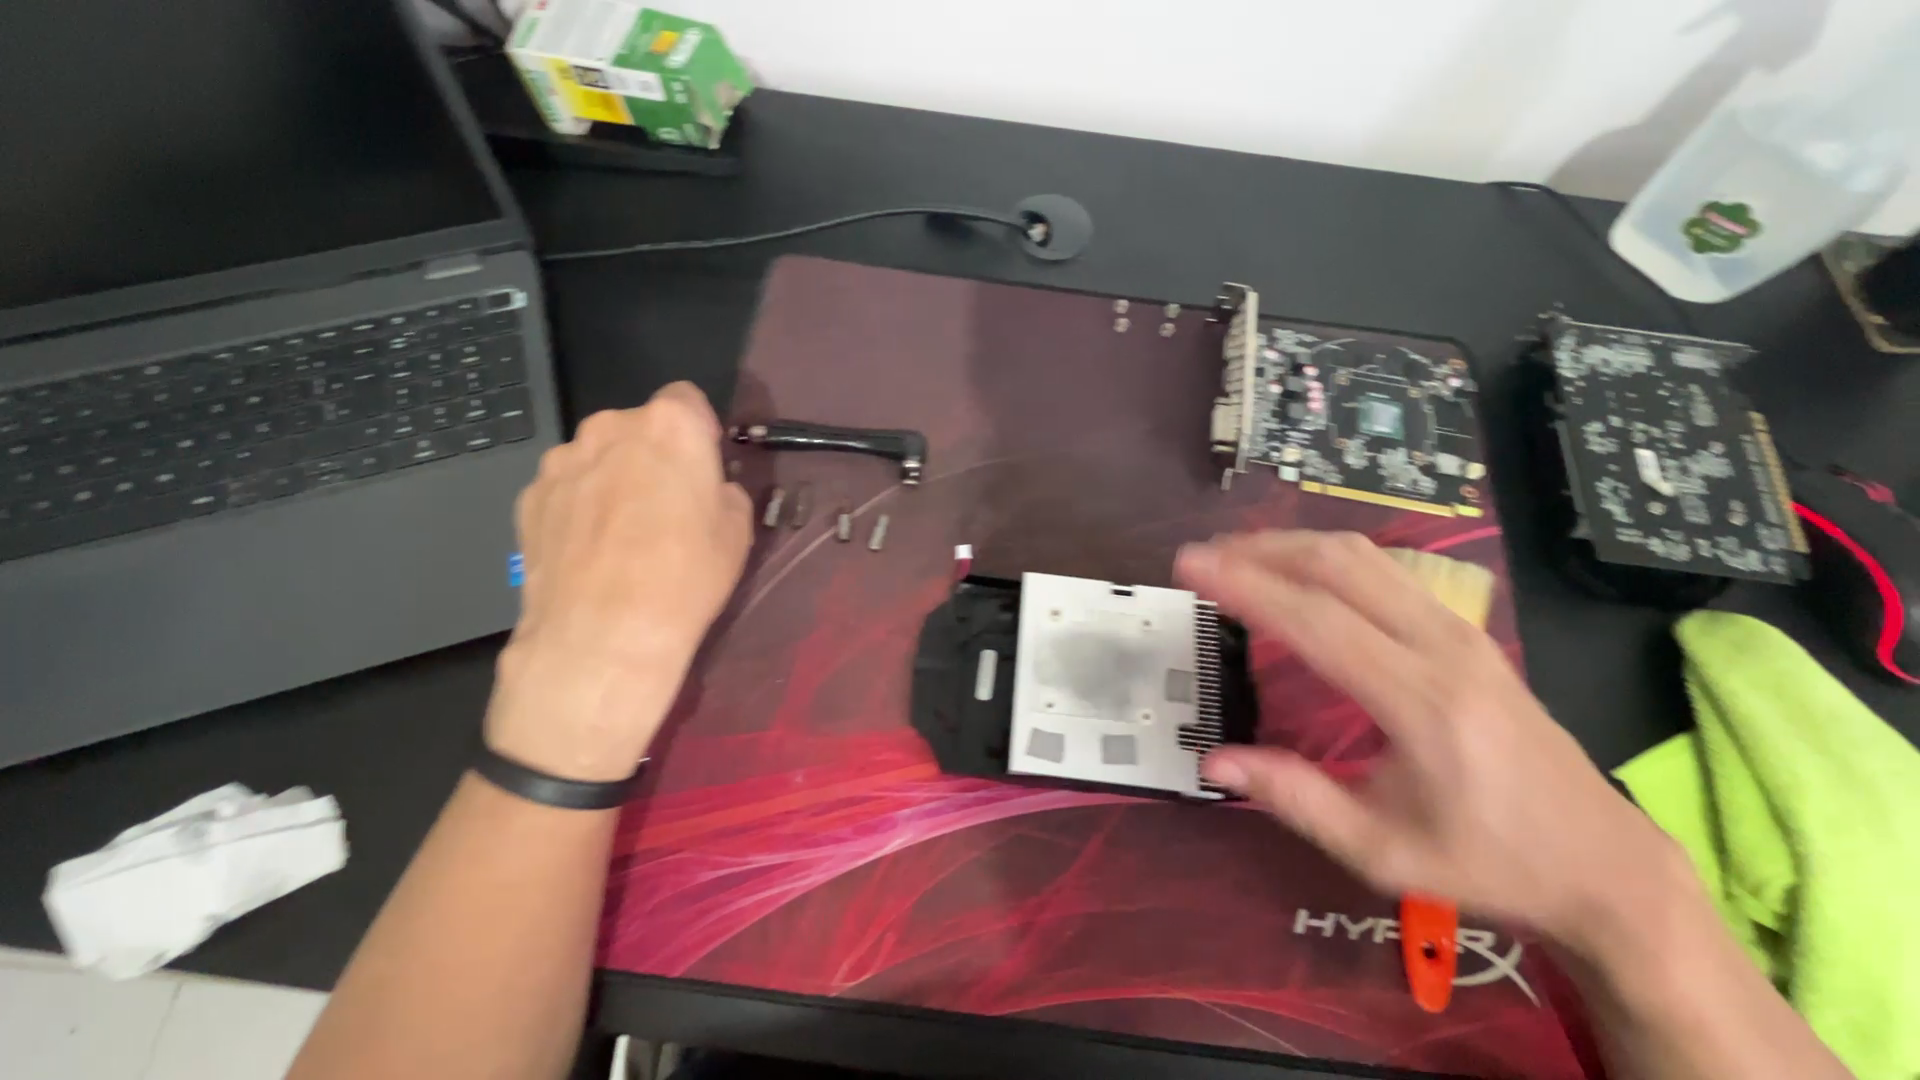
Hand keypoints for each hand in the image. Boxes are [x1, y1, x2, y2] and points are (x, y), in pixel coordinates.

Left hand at [486, 383, 752, 781]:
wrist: (602, 635)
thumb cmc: (685, 577)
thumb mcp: (737, 532)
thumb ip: (723, 493)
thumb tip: (708, 491)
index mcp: (670, 426)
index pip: (687, 400)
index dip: (698, 433)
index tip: (702, 469)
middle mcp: (609, 428)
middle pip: (637, 427)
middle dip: (651, 455)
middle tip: (665, 506)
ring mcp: (561, 462)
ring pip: (597, 457)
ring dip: (610, 479)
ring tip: (621, 536)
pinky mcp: (528, 498)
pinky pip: (565, 489)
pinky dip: (577, 508)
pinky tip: (589, 553)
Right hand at [1176, 531, 1681, 955]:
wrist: (1605, 862)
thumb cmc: (1489, 863)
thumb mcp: (1381, 852)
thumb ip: (1296, 799)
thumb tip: (1214, 761)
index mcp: (1421, 704)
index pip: (1316, 622)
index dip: (1245, 587)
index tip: (1190, 567)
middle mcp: (1444, 649)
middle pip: (1342, 566)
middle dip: (1262, 551)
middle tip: (1201, 559)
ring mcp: (1463, 633)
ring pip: (1368, 558)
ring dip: (1294, 547)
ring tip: (1235, 558)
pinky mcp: (1469, 634)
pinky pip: (1389, 572)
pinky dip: (1330, 559)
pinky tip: (1299, 574)